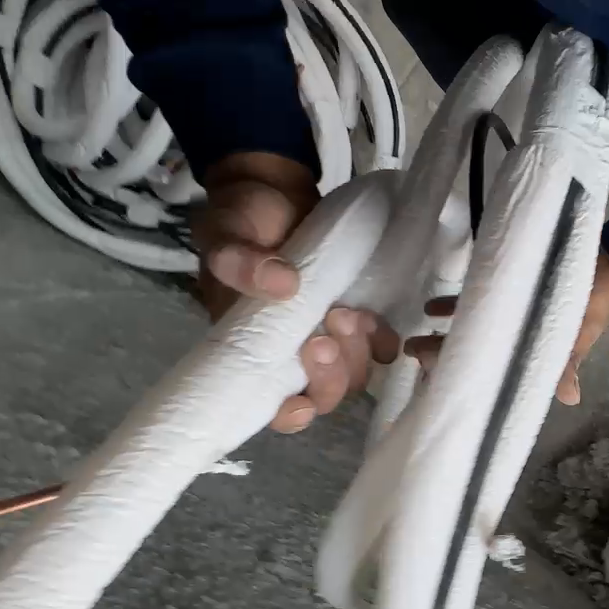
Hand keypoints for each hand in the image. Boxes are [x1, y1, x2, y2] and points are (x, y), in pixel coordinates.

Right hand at [195, 152, 399, 432]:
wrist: (279, 194)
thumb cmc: (243, 220)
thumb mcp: (226, 232)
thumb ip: (237, 259)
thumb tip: (280, 285)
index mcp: (250, 346)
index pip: (269, 401)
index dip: (288, 414)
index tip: (301, 402)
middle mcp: (292, 353)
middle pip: (323, 394)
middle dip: (330, 375)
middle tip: (328, 331)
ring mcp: (330, 340)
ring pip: (355, 376)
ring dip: (356, 354)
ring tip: (347, 312)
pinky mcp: (361, 323)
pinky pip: (382, 350)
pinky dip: (381, 340)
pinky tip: (372, 317)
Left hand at [404, 248, 608, 405]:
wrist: (608, 272)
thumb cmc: (591, 308)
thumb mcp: (580, 338)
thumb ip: (567, 365)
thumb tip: (571, 397)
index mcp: (530, 356)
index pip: (491, 371)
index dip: (466, 376)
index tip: (436, 377)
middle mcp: (516, 342)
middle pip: (474, 352)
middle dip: (445, 355)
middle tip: (412, 353)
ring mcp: (508, 318)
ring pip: (471, 330)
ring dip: (445, 333)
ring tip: (416, 332)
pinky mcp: (505, 293)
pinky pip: (474, 302)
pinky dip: (454, 306)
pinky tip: (433, 306)